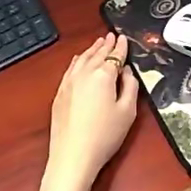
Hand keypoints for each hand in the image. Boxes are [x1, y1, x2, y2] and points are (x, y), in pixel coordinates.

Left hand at [47, 33, 138, 187]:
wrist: (73, 154)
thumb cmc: (103, 136)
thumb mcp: (127, 112)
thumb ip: (130, 87)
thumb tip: (127, 72)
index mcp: (103, 75)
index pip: (115, 56)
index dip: (121, 47)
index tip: (124, 39)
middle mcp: (84, 74)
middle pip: (97, 54)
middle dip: (106, 44)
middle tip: (111, 36)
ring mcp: (69, 82)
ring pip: (83, 58)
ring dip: (92, 49)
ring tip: (99, 43)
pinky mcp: (60, 92)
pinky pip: (71, 68)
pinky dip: (78, 60)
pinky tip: (80, 59)